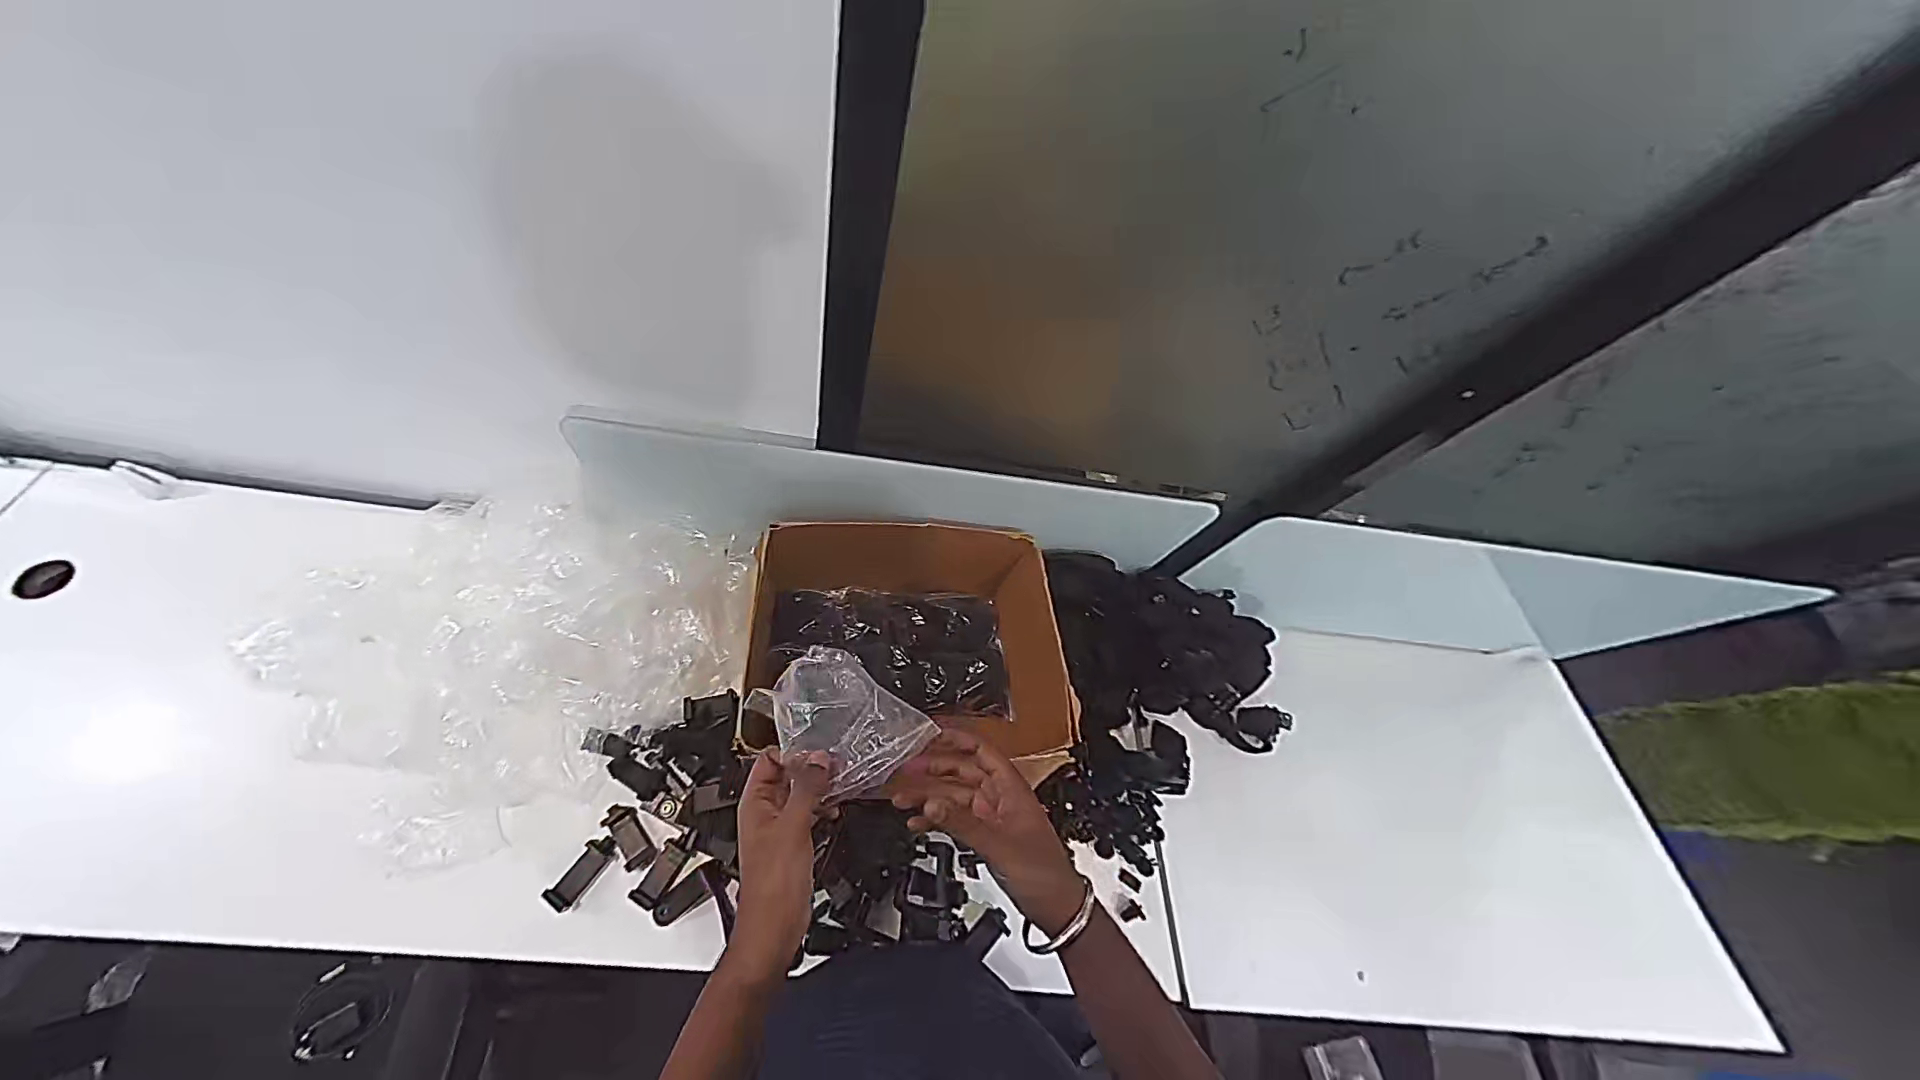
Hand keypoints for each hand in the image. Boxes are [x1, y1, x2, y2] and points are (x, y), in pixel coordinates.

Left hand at [729, 748, 828, 977]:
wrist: (775, 928)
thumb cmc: (771, 887)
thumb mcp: (793, 827)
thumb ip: (807, 790)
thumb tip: (818, 760)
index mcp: (755, 804)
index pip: (770, 760)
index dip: (794, 752)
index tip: (818, 752)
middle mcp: (766, 813)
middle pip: (788, 775)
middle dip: (811, 767)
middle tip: (835, 764)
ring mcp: (780, 828)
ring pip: (801, 794)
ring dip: (820, 786)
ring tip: (840, 782)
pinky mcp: (795, 843)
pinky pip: (810, 813)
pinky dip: (823, 806)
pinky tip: (836, 807)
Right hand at [886, 729, 1085, 934]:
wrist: (1056, 907)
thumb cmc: (1044, 872)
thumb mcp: (1000, 845)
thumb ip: (963, 823)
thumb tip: (932, 804)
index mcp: (1010, 787)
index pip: (980, 750)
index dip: (956, 739)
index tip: (931, 735)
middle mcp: (999, 797)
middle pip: (961, 771)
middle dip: (932, 768)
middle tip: (906, 769)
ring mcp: (991, 816)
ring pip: (954, 796)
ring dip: (928, 796)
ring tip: (903, 797)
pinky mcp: (985, 835)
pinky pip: (955, 819)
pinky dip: (936, 819)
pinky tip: (919, 821)